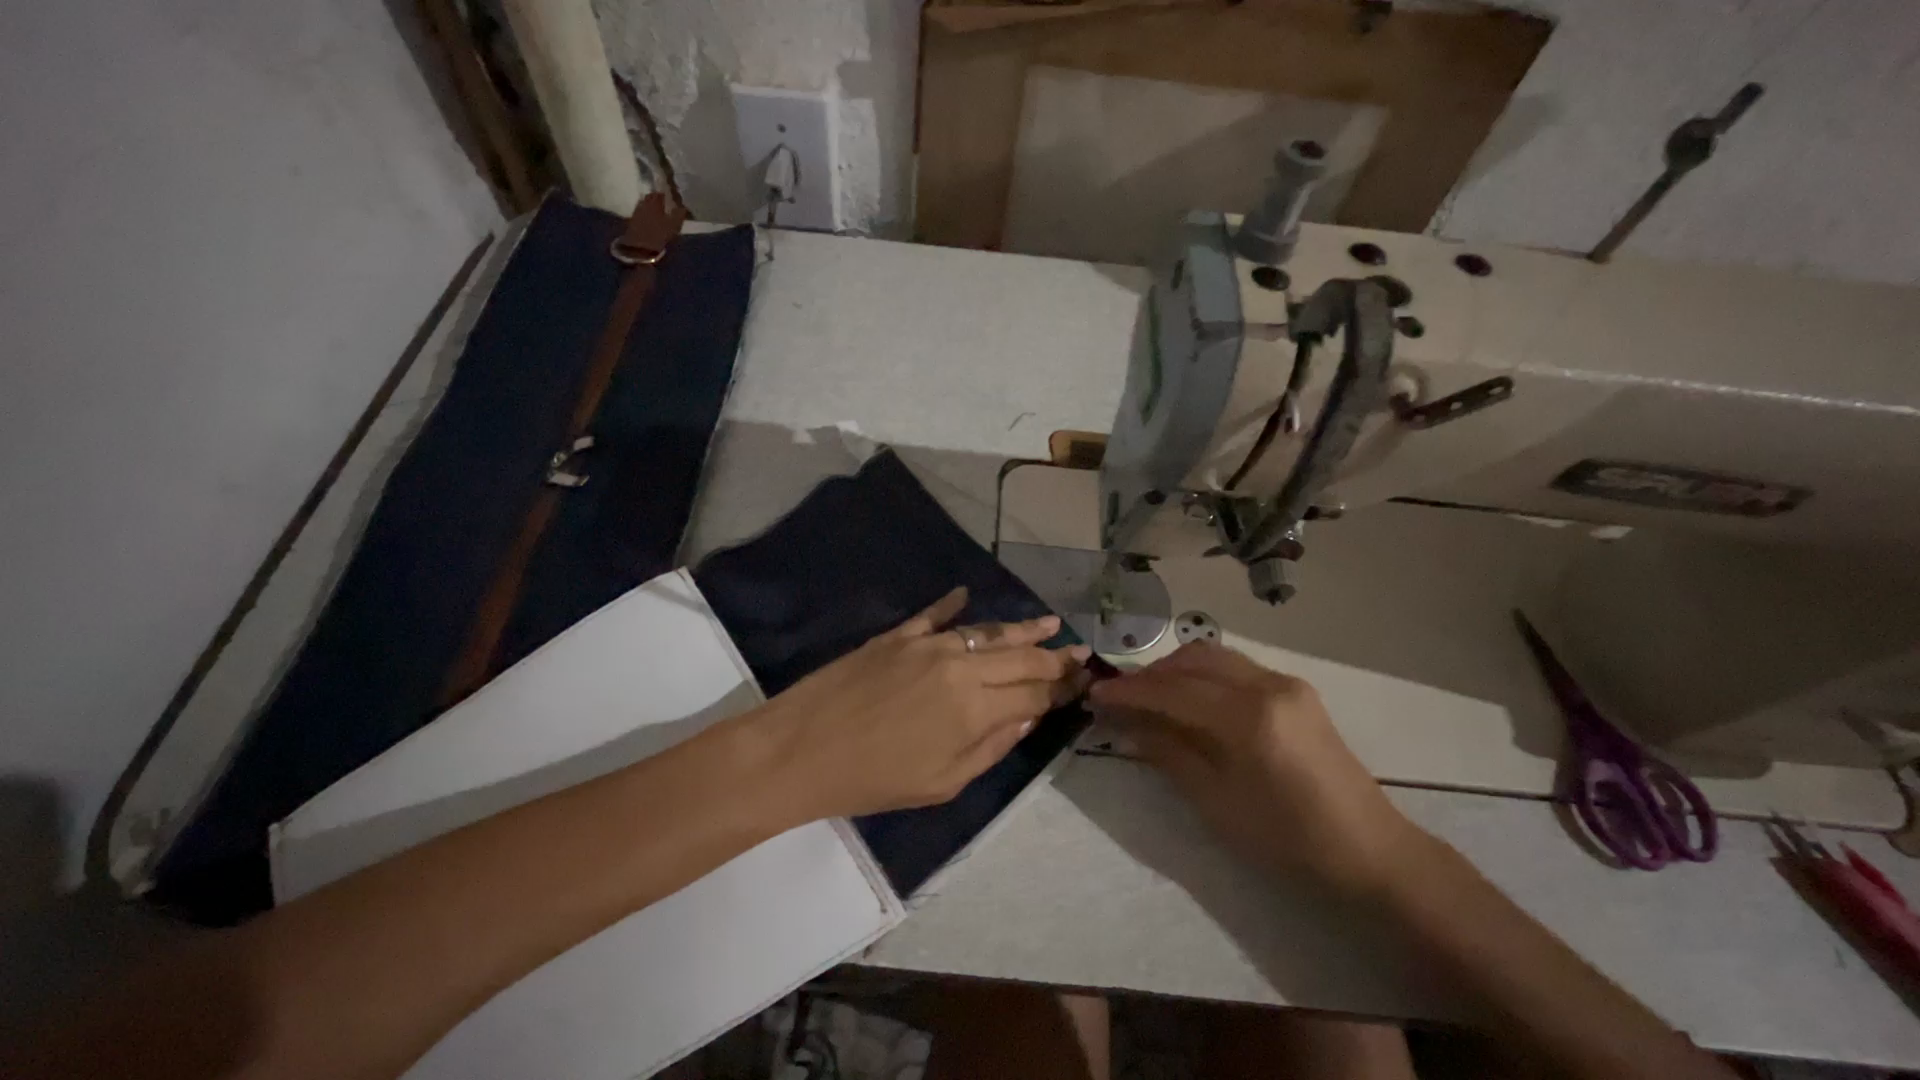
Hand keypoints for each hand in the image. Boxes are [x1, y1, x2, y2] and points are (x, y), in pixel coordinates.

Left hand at [751, 587, 1090, 821]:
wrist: (799, 749)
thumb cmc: (871, 781)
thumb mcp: (941, 783)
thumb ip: (991, 748)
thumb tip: (1026, 718)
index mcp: (976, 709)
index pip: (1034, 694)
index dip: (1063, 690)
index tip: (1085, 683)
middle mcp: (961, 667)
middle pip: (1020, 658)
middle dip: (1054, 656)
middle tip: (1080, 652)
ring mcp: (929, 645)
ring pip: (988, 632)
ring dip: (1023, 629)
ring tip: (1050, 622)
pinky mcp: (897, 635)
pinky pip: (936, 614)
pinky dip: (955, 604)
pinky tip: (968, 595)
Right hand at [1090, 642, 1420, 896]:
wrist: (1369, 852)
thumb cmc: (1287, 840)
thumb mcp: (1216, 803)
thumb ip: (1169, 754)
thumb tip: (1128, 724)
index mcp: (1248, 716)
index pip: (1173, 690)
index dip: (1129, 692)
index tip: (1094, 695)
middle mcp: (1268, 685)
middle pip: (1194, 661)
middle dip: (1151, 675)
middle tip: (1118, 698)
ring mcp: (1287, 685)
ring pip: (1217, 659)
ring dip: (1177, 672)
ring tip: (1148, 699)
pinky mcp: (1298, 694)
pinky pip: (1238, 670)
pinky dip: (1205, 678)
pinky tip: (1189, 702)